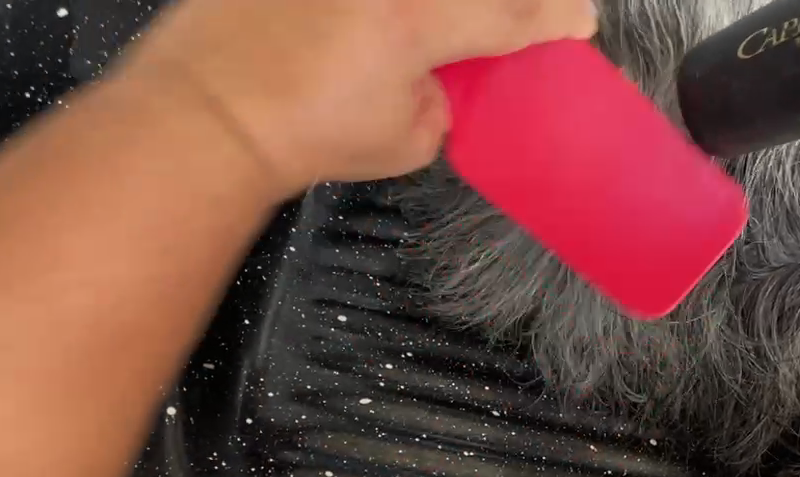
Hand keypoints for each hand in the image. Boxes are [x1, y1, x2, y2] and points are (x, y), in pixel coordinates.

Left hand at [118, 0, 596, 194]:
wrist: (216, 107)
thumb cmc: (314, 134)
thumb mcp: (406, 140)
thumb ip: (441, 99)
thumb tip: (442, 73)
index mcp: (417, 21)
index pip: (508, 15)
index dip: (553, 19)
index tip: (583, 19)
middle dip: (516, 2)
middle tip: (532, 13)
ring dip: (458, 12)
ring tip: (452, 34)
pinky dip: (399, 16)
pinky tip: (389, 30)